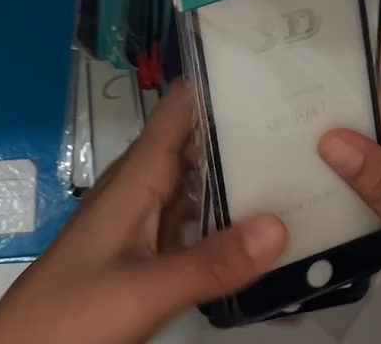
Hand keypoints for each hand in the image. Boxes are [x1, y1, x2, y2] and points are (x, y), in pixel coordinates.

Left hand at [0, 82, 288, 343]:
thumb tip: (282, 226)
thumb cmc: (72, 311)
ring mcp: (146, 221)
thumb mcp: (145, 290)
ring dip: (241, 176)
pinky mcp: (149, 254)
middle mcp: (145, 186)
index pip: (181, 105)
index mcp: (139, 174)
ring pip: (200, 184)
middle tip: (308, 119)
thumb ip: (211, 262)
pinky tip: (266, 231)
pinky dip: (229, 222)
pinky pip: (196, 225)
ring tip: (302, 164)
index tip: (274, 70)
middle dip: (246, 129)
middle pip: (198, 142)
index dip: (221, 81)